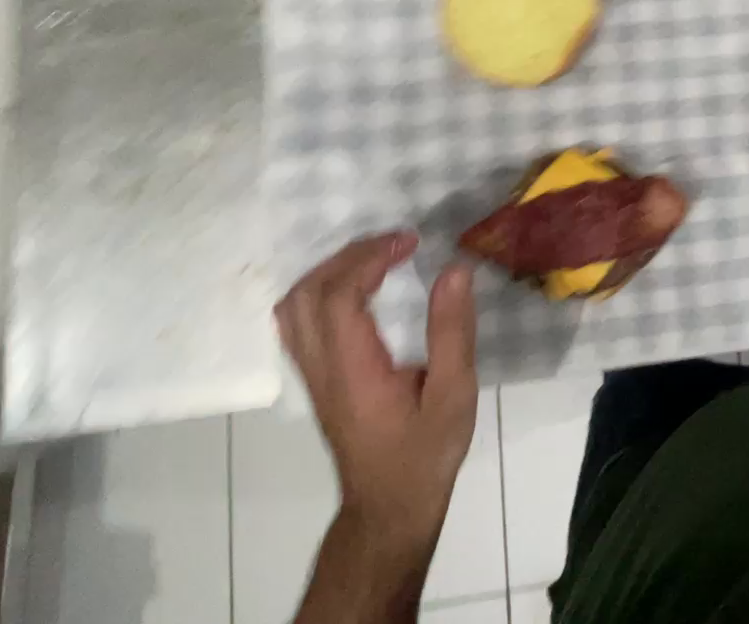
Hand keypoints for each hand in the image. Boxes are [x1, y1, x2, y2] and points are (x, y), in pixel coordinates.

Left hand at [275, 231, 478, 571]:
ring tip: (376, 259)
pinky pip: (299, 323)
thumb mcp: (454, 394)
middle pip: (307, 294)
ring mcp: (312, 376)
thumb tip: (454, 271)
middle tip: (395, 244)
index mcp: (354, 370)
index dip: (370, 258)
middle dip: (349, 256)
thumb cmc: (426, 453)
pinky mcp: (316, 381)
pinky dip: (322, 291)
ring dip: (330, 271)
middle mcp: (322, 368)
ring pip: (294, 308)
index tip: (410, 242)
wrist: (389, 508)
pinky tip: (356, 290)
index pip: (340, 297)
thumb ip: (452, 332)